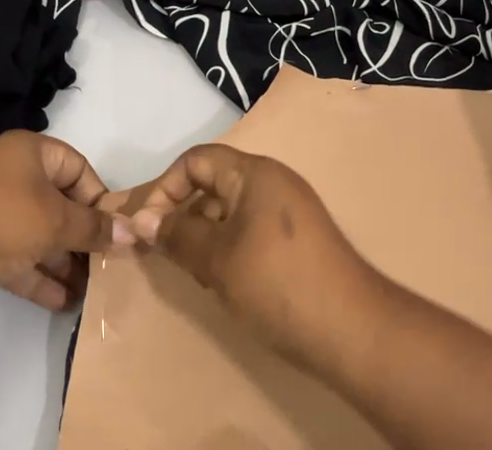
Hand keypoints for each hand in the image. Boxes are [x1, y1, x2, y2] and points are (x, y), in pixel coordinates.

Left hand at [0, 131, 131, 310]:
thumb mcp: (56, 223)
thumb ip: (95, 229)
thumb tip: (133, 232)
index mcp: (28, 151)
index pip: (78, 168)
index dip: (99, 200)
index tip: (112, 233)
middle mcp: (6, 171)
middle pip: (56, 201)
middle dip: (80, 237)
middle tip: (102, 268)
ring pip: (34, 230)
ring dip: (60, 260)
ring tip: (85, 292)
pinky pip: (11, 252)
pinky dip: (34, 273)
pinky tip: (57, 302)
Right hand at [124, 145, 375, 362]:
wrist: (351, 330)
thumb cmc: (277, 284)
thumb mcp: (217, 259)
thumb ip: (176, 235)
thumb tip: (140, 220)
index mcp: (255, 173)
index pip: (196, 161)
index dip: (165, 189)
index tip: (147, 229)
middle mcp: (273, 182)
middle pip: (212, 185)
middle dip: (183, 216)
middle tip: (167, 257)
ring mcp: (288, 211)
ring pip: (229, 211)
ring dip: (205, 237)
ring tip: (197, 275)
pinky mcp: (297, 240)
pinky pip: (249, 231)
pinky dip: (229, 250)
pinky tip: (224, 283)